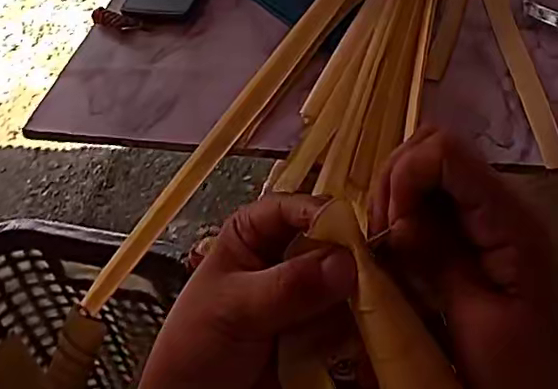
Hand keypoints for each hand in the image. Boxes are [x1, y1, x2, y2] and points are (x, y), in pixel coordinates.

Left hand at [141, 193, 357, 388]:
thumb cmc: (194, 351)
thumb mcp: (234, 310)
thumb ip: (286, 286)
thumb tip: (342, 262)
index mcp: (258, 230)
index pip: (297, 206)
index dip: (323, 215)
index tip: (347, 235)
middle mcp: (290, 252)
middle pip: (333, 239)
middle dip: (348, 258)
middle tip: (363, 277)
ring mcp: (308, 291)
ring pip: (347, 278)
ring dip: (356, 295)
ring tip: (362, 311)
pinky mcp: (321, 327)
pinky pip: (350, 316)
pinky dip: (357, 325)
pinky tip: (358, 336)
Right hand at [370, 128, 557, 388]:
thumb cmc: (524, 374)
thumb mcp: (475, 325)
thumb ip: (437, 263)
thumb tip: (396, 220)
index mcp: (510, 216)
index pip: (447, 151)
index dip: (405, 176)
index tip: (387, 231)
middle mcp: (502, 200)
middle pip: (435, 147)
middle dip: (396, 182)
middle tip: (379, 241)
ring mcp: (490, 212)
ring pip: (430, 168)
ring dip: (398, 198)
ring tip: (386, 250)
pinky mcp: (479, 229)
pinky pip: (434, 200)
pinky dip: (407, 217)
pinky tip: (399, 255)